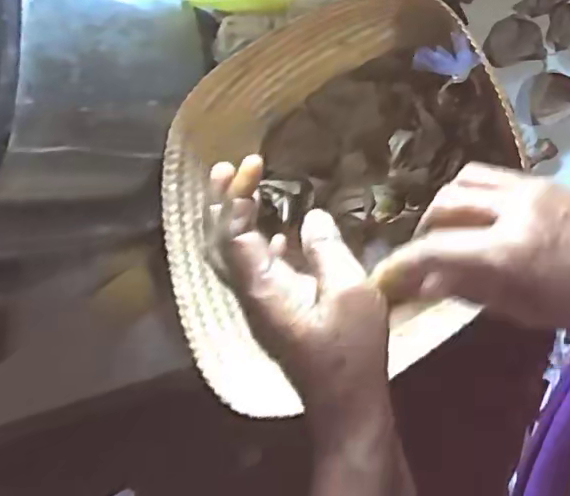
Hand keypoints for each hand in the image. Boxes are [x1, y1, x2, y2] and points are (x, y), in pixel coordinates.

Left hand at [210, 155, 390, 424]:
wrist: (347, 406)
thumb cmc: (350, 350)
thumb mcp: (349, 291)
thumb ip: (326, 249)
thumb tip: (311, 217)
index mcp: (263, 289)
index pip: (233, 234)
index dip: (236, 196)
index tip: (254, 163)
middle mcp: (252, 296)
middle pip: (220, 244)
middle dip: (220, 203)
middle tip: (225, 167)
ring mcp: (262, 306)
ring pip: (233, 256)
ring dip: (233, 219)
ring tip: (241, 188)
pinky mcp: (276, 313)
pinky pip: (254, 269)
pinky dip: (256, 242)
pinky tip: (276, 233)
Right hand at [371, 164, 569, 328]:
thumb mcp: (530, 311)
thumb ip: (475, 291)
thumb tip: (428, 283)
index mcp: (507, 253)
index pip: (436, 249)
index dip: (402, 264)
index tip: (384, 278)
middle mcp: (508, 211)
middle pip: (442, 205)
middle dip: (422, 231)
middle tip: (420, 257)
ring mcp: (521, 187)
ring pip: (459, 181)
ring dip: (442, 206)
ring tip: (444, 231)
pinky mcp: (532, 177)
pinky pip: (484, 175)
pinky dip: (466, 192)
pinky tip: (473, 213)